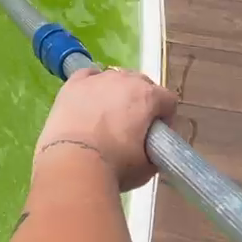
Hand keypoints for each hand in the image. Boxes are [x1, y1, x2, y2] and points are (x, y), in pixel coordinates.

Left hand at [34, 67, 178, 190]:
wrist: (74, 162)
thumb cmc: (116, 165)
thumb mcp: (148, 165)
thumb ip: (155, 148)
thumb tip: (152, 145)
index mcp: (148, 96)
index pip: (168, 99)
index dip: (165, 118)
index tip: (156, 135)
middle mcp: (124, 80)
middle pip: (141, 84)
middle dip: (140, 102)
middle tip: (132, 128)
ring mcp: (97, 78)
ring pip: (114, 78)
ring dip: (116, 93)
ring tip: (106, 117)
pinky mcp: (74, 83)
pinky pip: (88, 76)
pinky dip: (92, 86)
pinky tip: (88, 102)